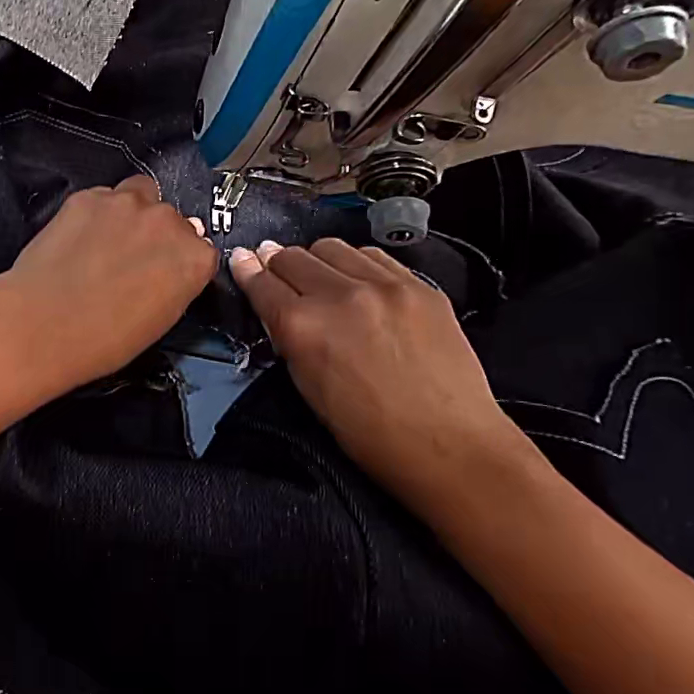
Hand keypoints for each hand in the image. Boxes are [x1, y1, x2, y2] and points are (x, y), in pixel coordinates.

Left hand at [0, 175, 218, 395]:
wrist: (42, 327)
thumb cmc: (102, 339)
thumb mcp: (161, 321)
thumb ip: (176, 284)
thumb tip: (170, 269)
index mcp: (195, 258)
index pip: (200, 249)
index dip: (180, 262)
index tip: (164, 273)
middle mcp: (168, 222)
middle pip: (172, 219)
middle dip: (157, 236)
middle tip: (131, 261)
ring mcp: (128, 203)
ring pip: (141, 194)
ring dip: (131, 213)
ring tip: (107, 243)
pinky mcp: (89, 197)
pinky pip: (102, 197)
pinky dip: (96, 213)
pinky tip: (80, 239)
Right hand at [229, 238, 526, 499]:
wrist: (451, 446)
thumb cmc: (373, 436)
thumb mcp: (310, 391)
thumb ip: (290, 340)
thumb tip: (276, 306)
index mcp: (304, 328)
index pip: (263, 283)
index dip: (247, 271)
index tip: (242, 261)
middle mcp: (340, 295)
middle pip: (293, 256)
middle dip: (278, 262)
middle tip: (279, 272)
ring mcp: (384, 285)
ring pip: (332, 247)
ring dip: (317, 260)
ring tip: (321, 277)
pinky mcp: (418, 285)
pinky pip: (373, 256)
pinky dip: (356, 264)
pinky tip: (359, 280)